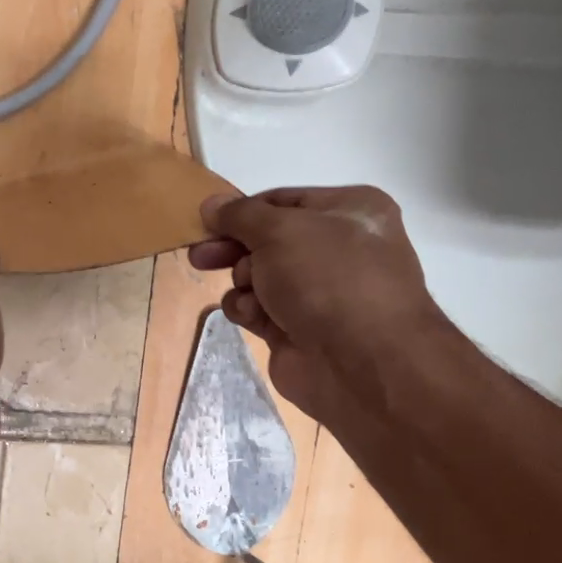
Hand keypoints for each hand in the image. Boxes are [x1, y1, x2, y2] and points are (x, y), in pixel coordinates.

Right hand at [188, 186, 458, 424]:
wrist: (361, 362)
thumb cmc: (327, 278)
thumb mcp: (278, 230)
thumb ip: (239, 214)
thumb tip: (211, 203)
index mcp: (349, 210)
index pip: (281, 201)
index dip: (241, 211)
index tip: (206, 222)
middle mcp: (338, 247)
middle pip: (265, 239)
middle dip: (232, 248)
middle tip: (200, 256)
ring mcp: (318, 290)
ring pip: (256, 275)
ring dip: (243, 282)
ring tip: (252, 294)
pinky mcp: (297, 326)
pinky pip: (256, 308)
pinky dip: (249, 310)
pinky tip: (257, 318)